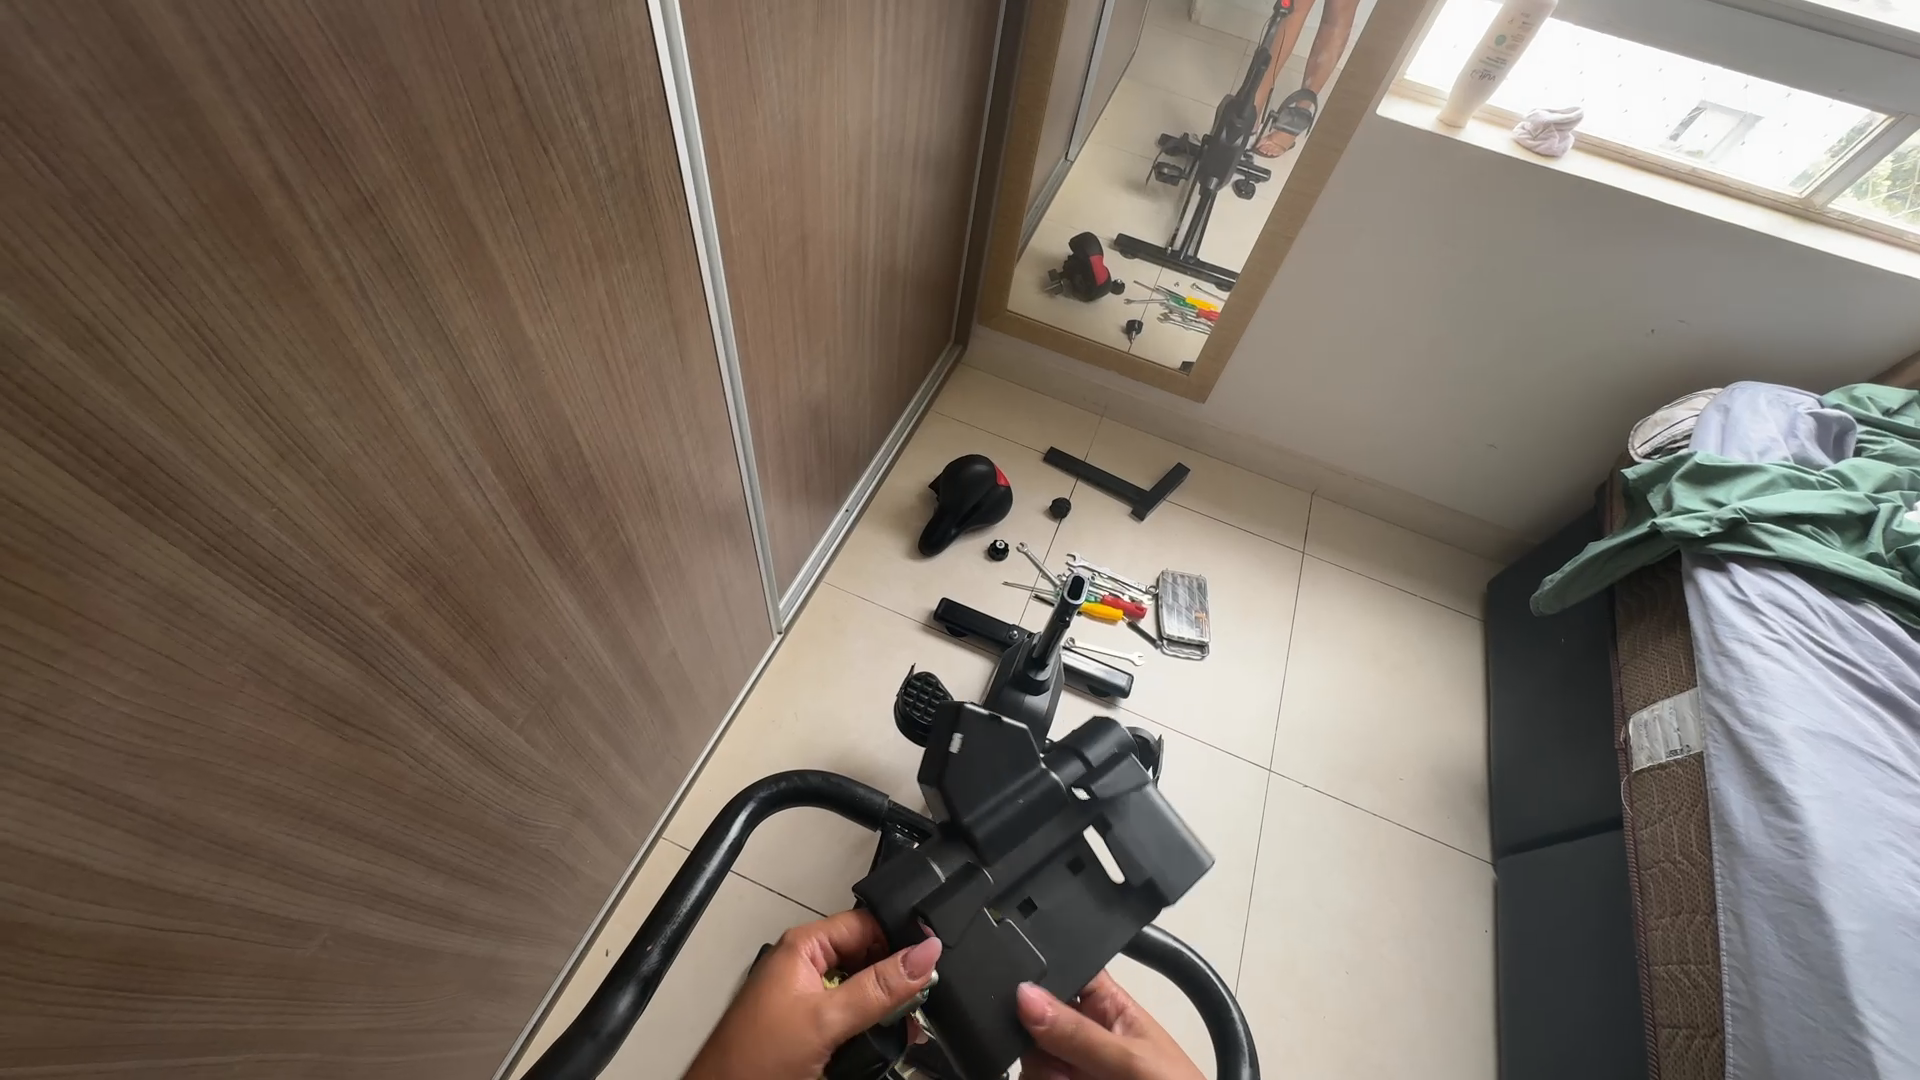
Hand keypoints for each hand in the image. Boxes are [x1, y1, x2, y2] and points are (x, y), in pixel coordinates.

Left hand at [682, 909, 941, 1079]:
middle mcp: (807, 966)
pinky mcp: (810, 1031)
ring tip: (905, 1030)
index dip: (899, 940)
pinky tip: (885, 1047)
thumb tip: (925, 952)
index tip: (931, 961)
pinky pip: (852, 1019)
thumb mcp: (827, 1020)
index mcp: (805, 946)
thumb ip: (878, 987)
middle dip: (895, 982)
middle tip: (919, 1004)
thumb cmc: (753, 1063)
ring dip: (886, 1011)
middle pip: (867, 959)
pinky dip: (871, 1031)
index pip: (866, 924)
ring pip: (863, 992)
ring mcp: (808, 1001)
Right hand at [1017, 972, 1204, 1079]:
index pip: (1063, 967)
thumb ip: (1078, 1032)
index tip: (1021, 989)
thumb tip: (1023, 992)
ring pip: (1029, 1052)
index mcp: (1104, 1002)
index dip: (1039, 972)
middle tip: (1057, 1055)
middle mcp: (1081, 1030)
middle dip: (1034, 1031)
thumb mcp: (1130, 1060)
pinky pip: (1030, 1079)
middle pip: (1034, 1012)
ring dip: (1040, 1067)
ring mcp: (1069, 1064)